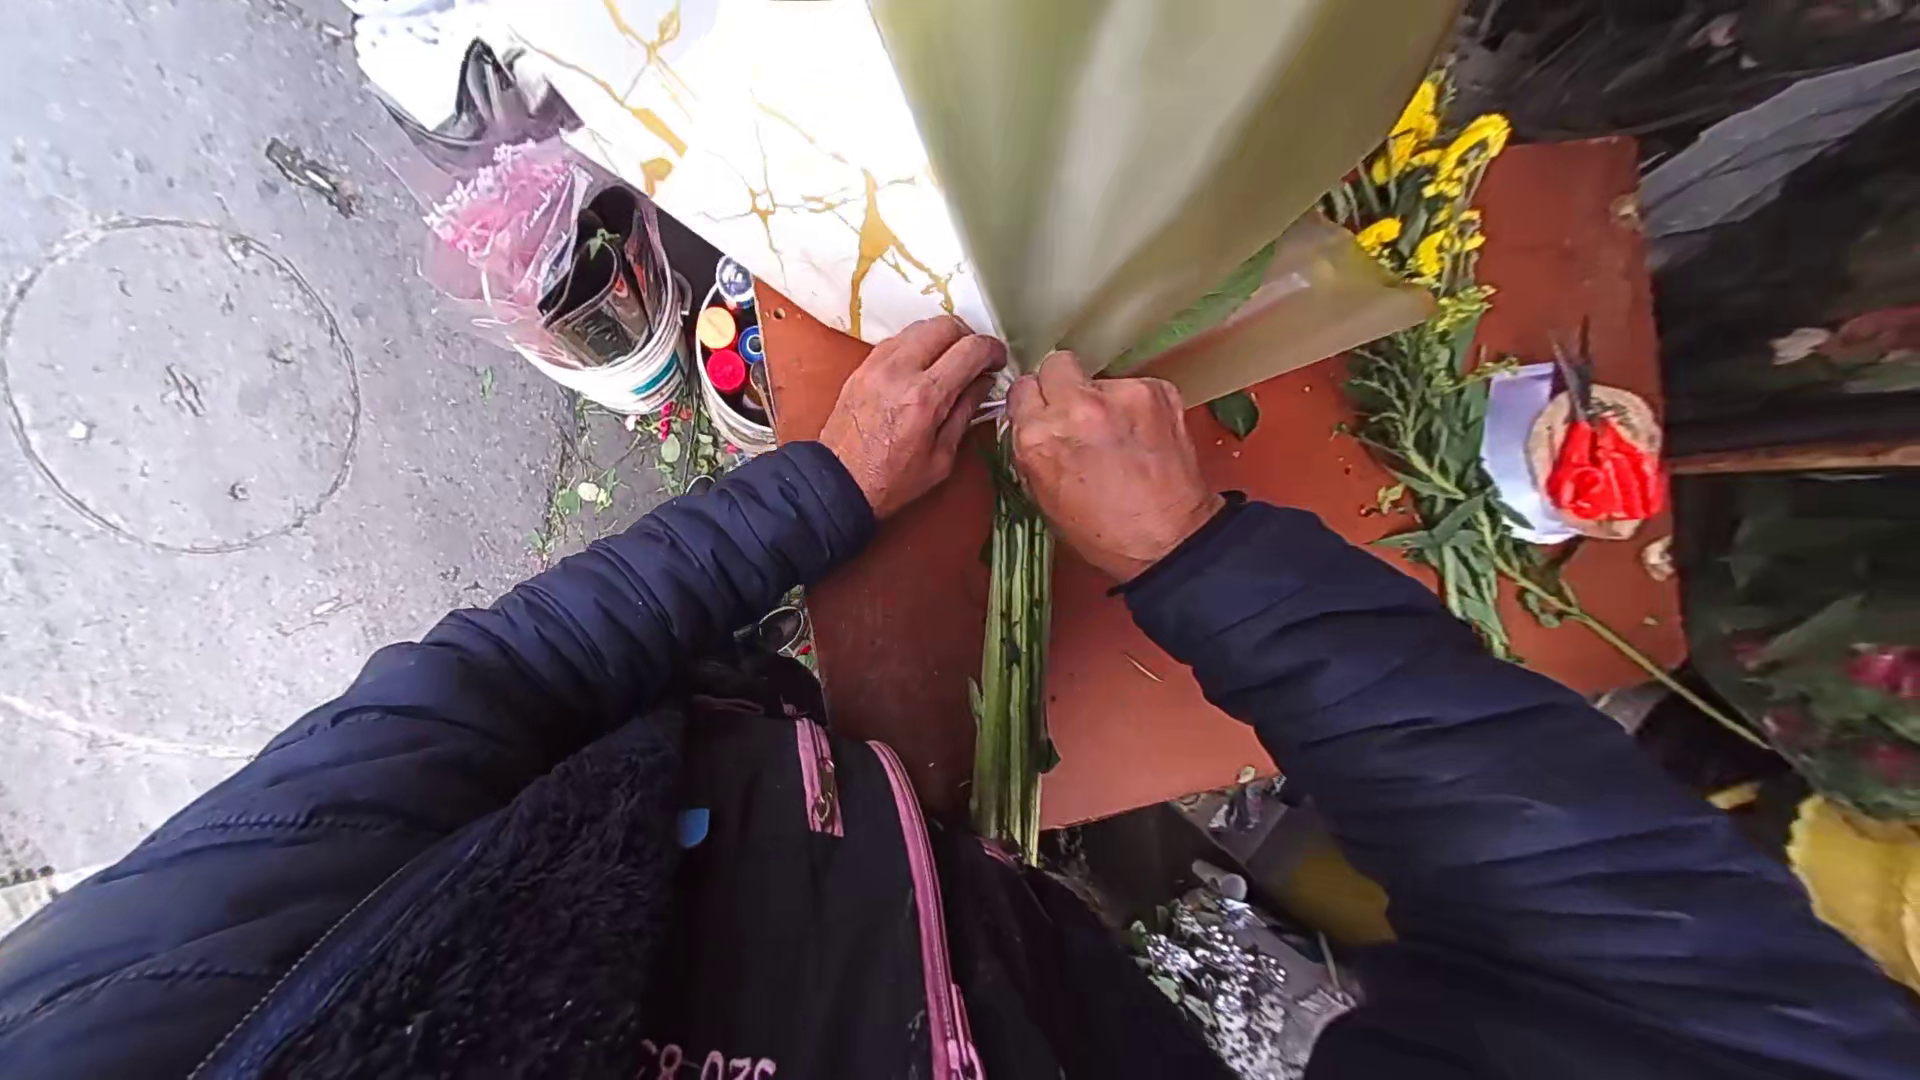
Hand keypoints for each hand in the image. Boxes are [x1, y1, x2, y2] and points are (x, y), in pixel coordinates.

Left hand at [818, 316, 1005, 519]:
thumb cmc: (893, 480)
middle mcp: (900, 370)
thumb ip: (965, 412)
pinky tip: (923, 367)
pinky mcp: (862, 366)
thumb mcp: (942, 457)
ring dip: (942, 338)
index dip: (992, 349)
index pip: (970, 349)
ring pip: (920, 326)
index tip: (998, 360)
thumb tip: (983, 382)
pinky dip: (917, 345)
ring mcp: (877, 364)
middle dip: (969, 337)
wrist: (840, 482)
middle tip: (975, 360)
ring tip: (950, 363)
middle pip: (946, 324)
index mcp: (925, 397)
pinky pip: (898, 339)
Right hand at [1007, 352, 1221, 581]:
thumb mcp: (1043, 495)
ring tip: (1117, 435)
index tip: (1046, 413)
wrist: (1168, 540)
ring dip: (1101, 399)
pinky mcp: (1155, 390)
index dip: (1035, 403)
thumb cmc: (1103, 531)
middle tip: (1077, 413)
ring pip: (1097, 376)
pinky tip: (1141, 436)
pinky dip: (1134, 406)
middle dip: (1062, 386)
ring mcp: (1117, 395)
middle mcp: (1074, 409)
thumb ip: (1032, 448)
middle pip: (1056, 365)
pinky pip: (1132, 386)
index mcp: (1037, 438)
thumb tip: (1032, 423)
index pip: (1022, 389)